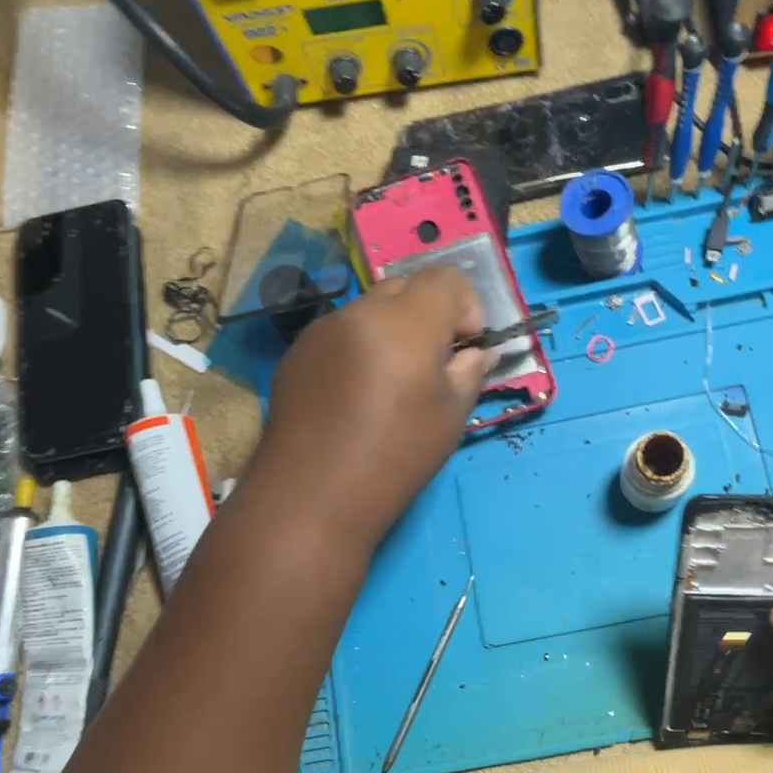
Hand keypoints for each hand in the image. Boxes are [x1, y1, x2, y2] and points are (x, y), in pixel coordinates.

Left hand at [254, 267, 495, 538]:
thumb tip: (476, 352)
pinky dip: (358, 349)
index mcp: (406, 323)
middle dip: (428, 315)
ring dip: (391, 331)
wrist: (314, 494)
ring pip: (369, 311)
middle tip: (433, 365)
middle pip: (405, 288)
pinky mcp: (297, 353)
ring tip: (391, 385)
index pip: (446, 279)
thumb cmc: (396, 457)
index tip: (466, 345)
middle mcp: (360, 313)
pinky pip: (340, 334)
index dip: (466, 305)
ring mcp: (322, 330)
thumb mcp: (450, 416)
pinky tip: (354, 397)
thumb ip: (469, 372)